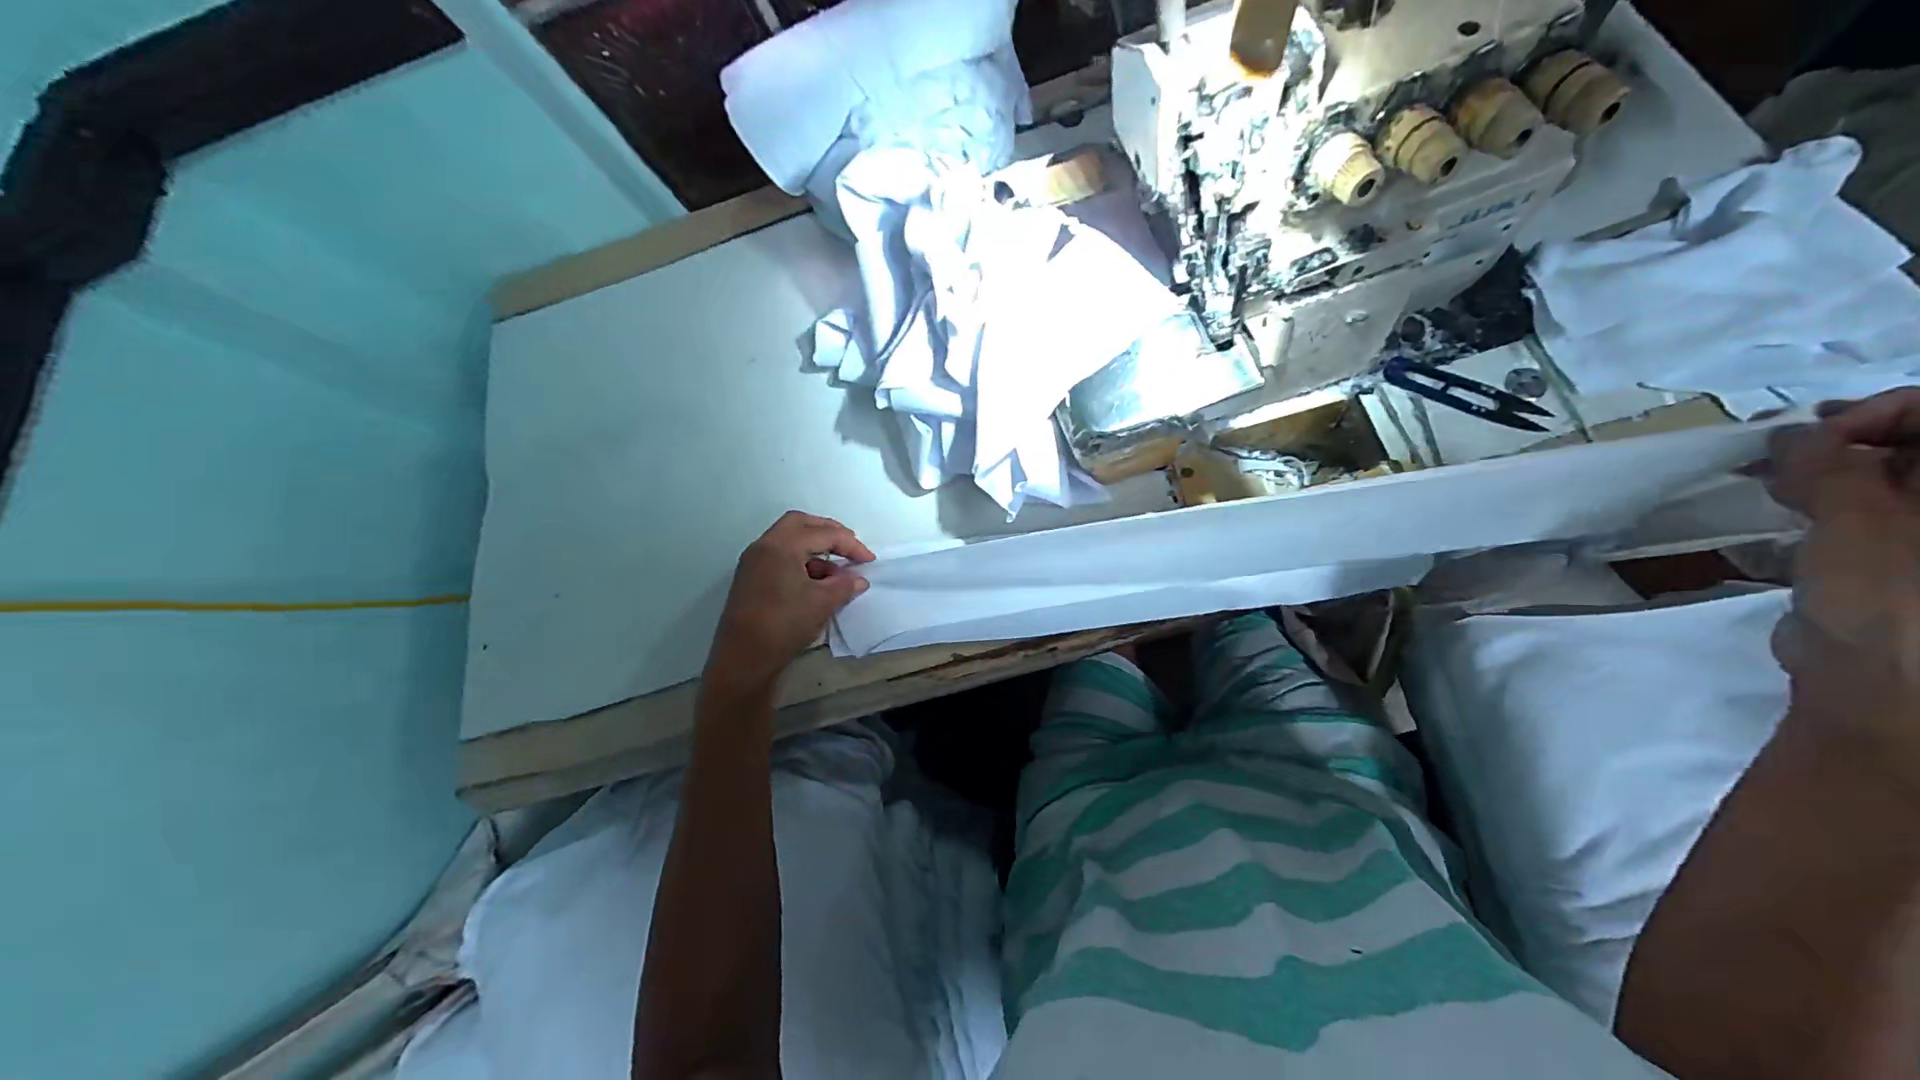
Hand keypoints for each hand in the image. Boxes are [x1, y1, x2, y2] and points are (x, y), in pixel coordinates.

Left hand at [706, 511, 875, 688]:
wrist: (744, 659)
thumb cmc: (785, 624)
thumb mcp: (822, 603)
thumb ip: (844, 586)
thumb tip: (859, 580)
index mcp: (781, 546)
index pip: (822, 533)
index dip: (850, 544)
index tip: (869, 560)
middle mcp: (764, 546)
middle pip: (801, 524)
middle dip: (829, 533)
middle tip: (849, 548)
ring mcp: (754, 562)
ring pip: (789, 540)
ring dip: (815, 548)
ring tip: (836, 572)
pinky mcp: (751, 578)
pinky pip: (780, 556)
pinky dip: (801, 561)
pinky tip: (816, 582)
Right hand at [1763, 389, 1919, 730]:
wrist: (1894, 702)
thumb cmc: (1896, 603)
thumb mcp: (1856, 522)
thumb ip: (1826, 465)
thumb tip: (1792, 431)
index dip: (1889, 410)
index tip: (1814, 432)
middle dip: (1860, 438)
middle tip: (1786, 449)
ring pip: (1906, 481)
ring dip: (1845, 470)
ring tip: (1780, 479)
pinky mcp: (1918, 569)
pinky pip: (1891, 514)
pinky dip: (1847, 502)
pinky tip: (1800, 508)